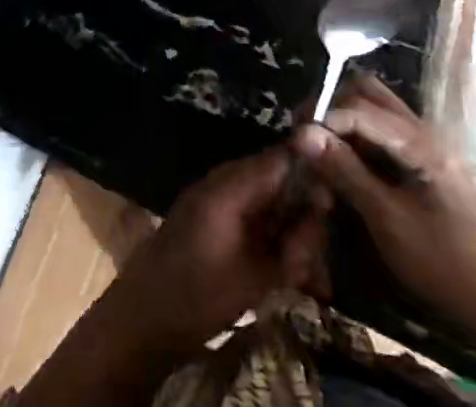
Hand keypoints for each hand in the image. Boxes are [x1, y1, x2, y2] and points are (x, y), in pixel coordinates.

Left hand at [106, 142, 330, 351]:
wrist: (142, 317)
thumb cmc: (199, 296)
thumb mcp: (258, 276)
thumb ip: (296, 242)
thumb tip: (324, 210)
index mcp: (231, 185)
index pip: (283, 158)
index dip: (312, 174)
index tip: (332, 203)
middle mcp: (221, 180)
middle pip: (275, 175)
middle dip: (301, 205)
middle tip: (314, 246)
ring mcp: (212, 194)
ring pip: (264, 193)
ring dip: (285, 221)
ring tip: (297, 263)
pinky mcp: (207, 212)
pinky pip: (247, 207)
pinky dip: (266, 228)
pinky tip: (276, 262)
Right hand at [294, 73, 475, 402]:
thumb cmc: (441, 264)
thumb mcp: (386, 219)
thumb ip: (344, 171)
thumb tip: (301, 132)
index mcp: (421, 142)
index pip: (361, 107)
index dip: (324, 116)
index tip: (293, 138)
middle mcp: (425, 132)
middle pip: (369, 94)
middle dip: (332, 106)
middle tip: (303, 134)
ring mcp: (426, 147)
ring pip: (375, 112)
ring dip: (343, 122)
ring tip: (316, 148)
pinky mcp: (422, 164)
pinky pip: (382, 135)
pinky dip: (356, 140)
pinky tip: (339, 164)